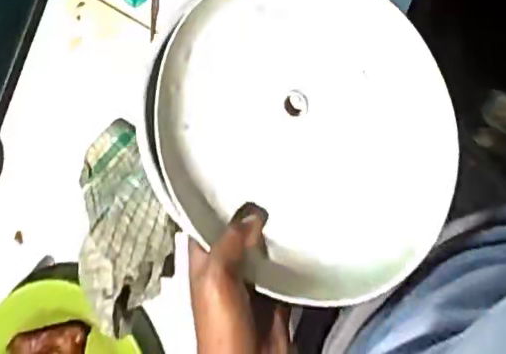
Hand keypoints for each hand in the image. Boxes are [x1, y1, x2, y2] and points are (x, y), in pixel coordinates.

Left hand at [188, 203, 288, 353]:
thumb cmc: (221, 327)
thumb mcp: (216, 277)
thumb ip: (230, 242)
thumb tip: (252, 212)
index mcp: (203, 259)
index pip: (206, 220)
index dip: (217, 201)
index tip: (233, 178)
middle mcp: (225, 267)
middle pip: (238, 235)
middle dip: (251, 217)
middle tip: (268, 188)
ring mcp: (250, 285)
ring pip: (262, 254)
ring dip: (273, 239)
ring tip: (287, 206)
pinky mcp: (275, 303)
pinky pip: (285, 278)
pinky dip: (292, 266)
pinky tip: (301, 244)